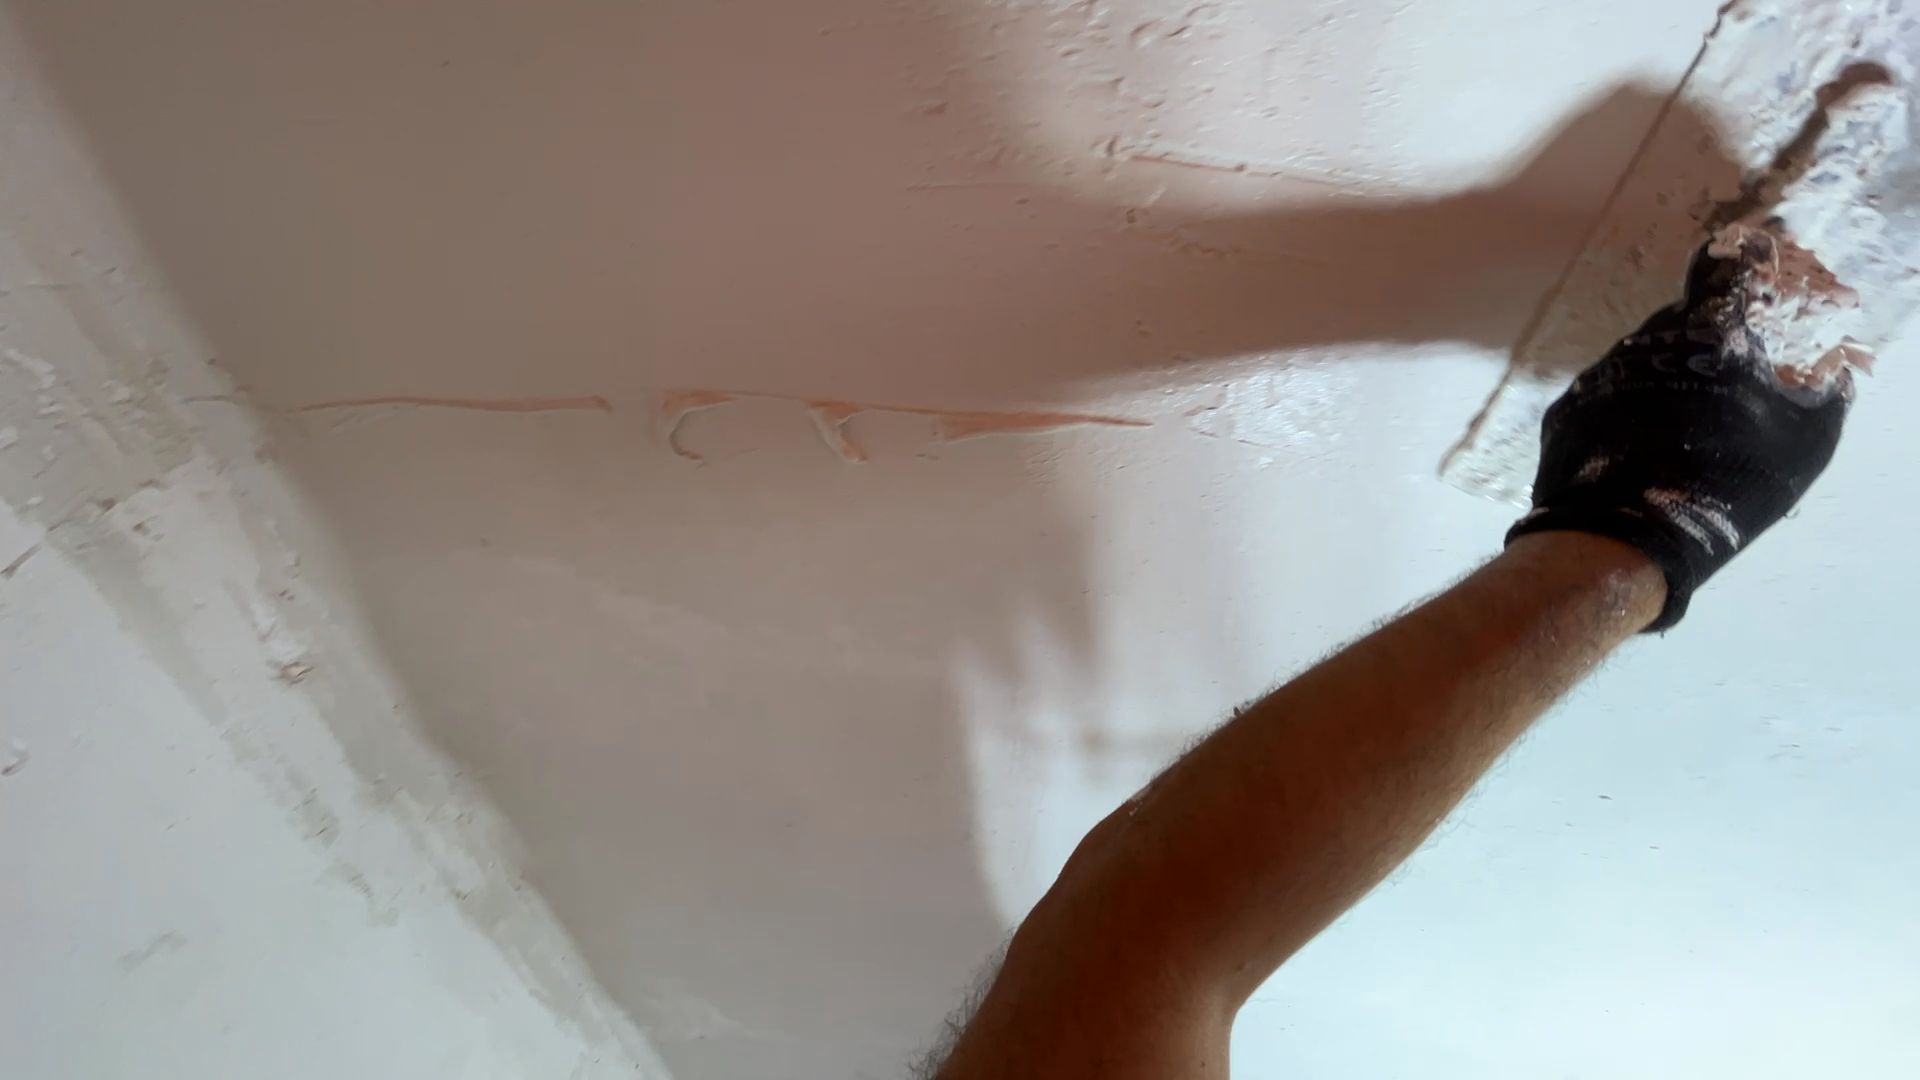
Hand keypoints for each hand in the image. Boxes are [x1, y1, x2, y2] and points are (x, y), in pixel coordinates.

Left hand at [1507, 236, 1850, 630]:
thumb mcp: (1804, 434)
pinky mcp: (1560, 414)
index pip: (1720, 271)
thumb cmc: (1728, 477)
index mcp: (1706, 333)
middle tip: (1726, 372)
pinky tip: (1638, 441)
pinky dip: (1621, 407)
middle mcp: (1639, 345)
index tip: (1746, 256)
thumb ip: (1815, 388)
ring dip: (1659, 376)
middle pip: (1675, 323)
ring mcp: (1592, 380)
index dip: (1736, 259)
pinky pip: (1600, 397)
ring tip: (1680, 422)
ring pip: (1634, 362)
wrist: (1623, 530)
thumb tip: (1828, 367)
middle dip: (1703, 337)